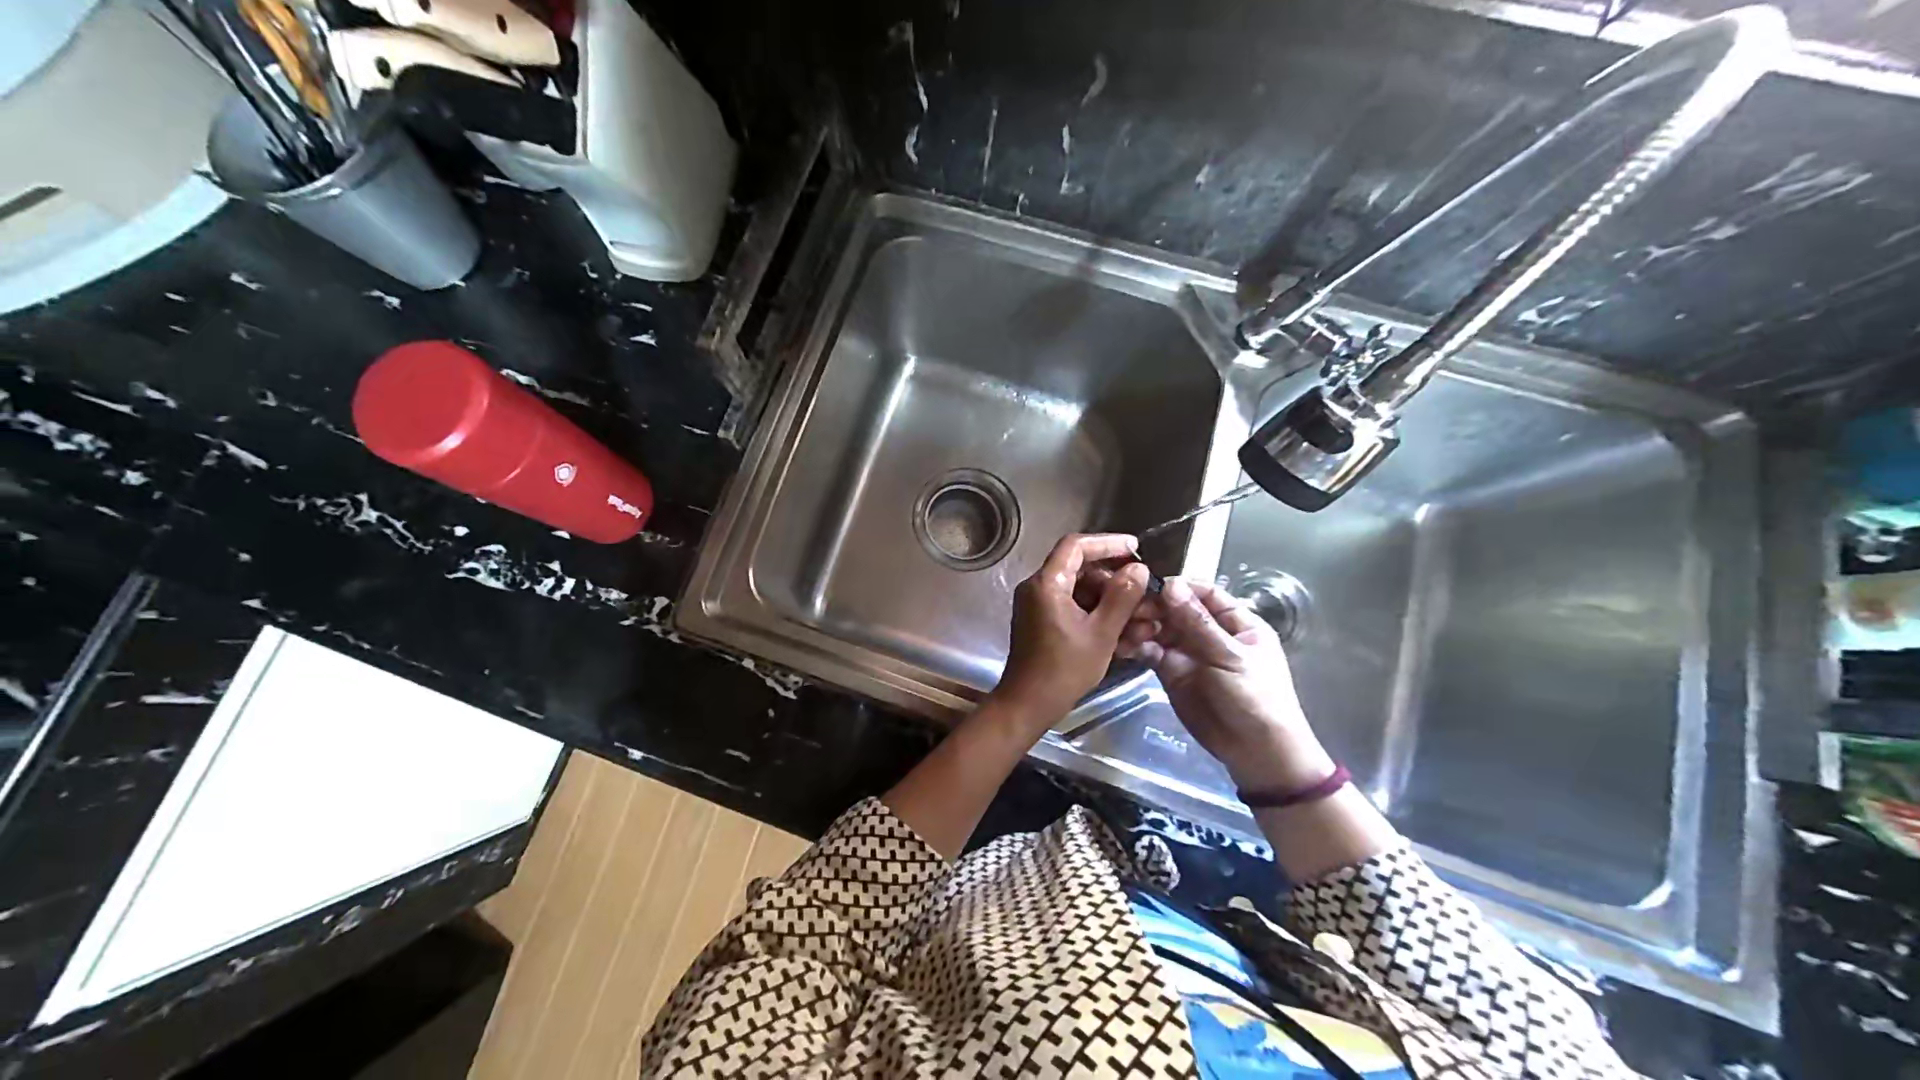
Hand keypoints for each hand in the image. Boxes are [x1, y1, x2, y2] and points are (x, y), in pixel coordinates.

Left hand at [996, 533, 1149, 724]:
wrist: (1028, 704)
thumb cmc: (1064, 669)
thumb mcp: (1101, 633)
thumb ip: (1122, 597)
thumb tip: (1139, 569)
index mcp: (1046, 583)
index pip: (1076, 545)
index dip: (1108, 543)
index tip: (1135, 548)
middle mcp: (1038, 588)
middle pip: (1080, 568)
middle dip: (1116, 579)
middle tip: (1145, 592)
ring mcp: (1038, 605)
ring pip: (1081, 590)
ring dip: (1111, 601)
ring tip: (1142, 617)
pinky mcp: (1042, 621)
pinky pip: (1073, 607)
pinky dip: (1097, 614)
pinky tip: (1125, 631)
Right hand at [1118, 577, 1333, 793]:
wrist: (1256, 753)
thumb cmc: (1255, 699)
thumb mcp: (1230, 657)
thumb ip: (1197, 623)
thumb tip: (1170, 585)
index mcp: (1237, 623)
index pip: (1205, 593)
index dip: (1179, 588)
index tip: (1150, 587)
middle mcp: (1210, 633)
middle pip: (1177, 609)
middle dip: (1154, 607)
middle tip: (1130, 610)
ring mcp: (1190, 653)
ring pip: (1160, 629)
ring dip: (1141, 626)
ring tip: (1125, 630)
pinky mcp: (1172, 673)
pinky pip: (1151, 652)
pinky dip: (1137, 647)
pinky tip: (1123, 646)